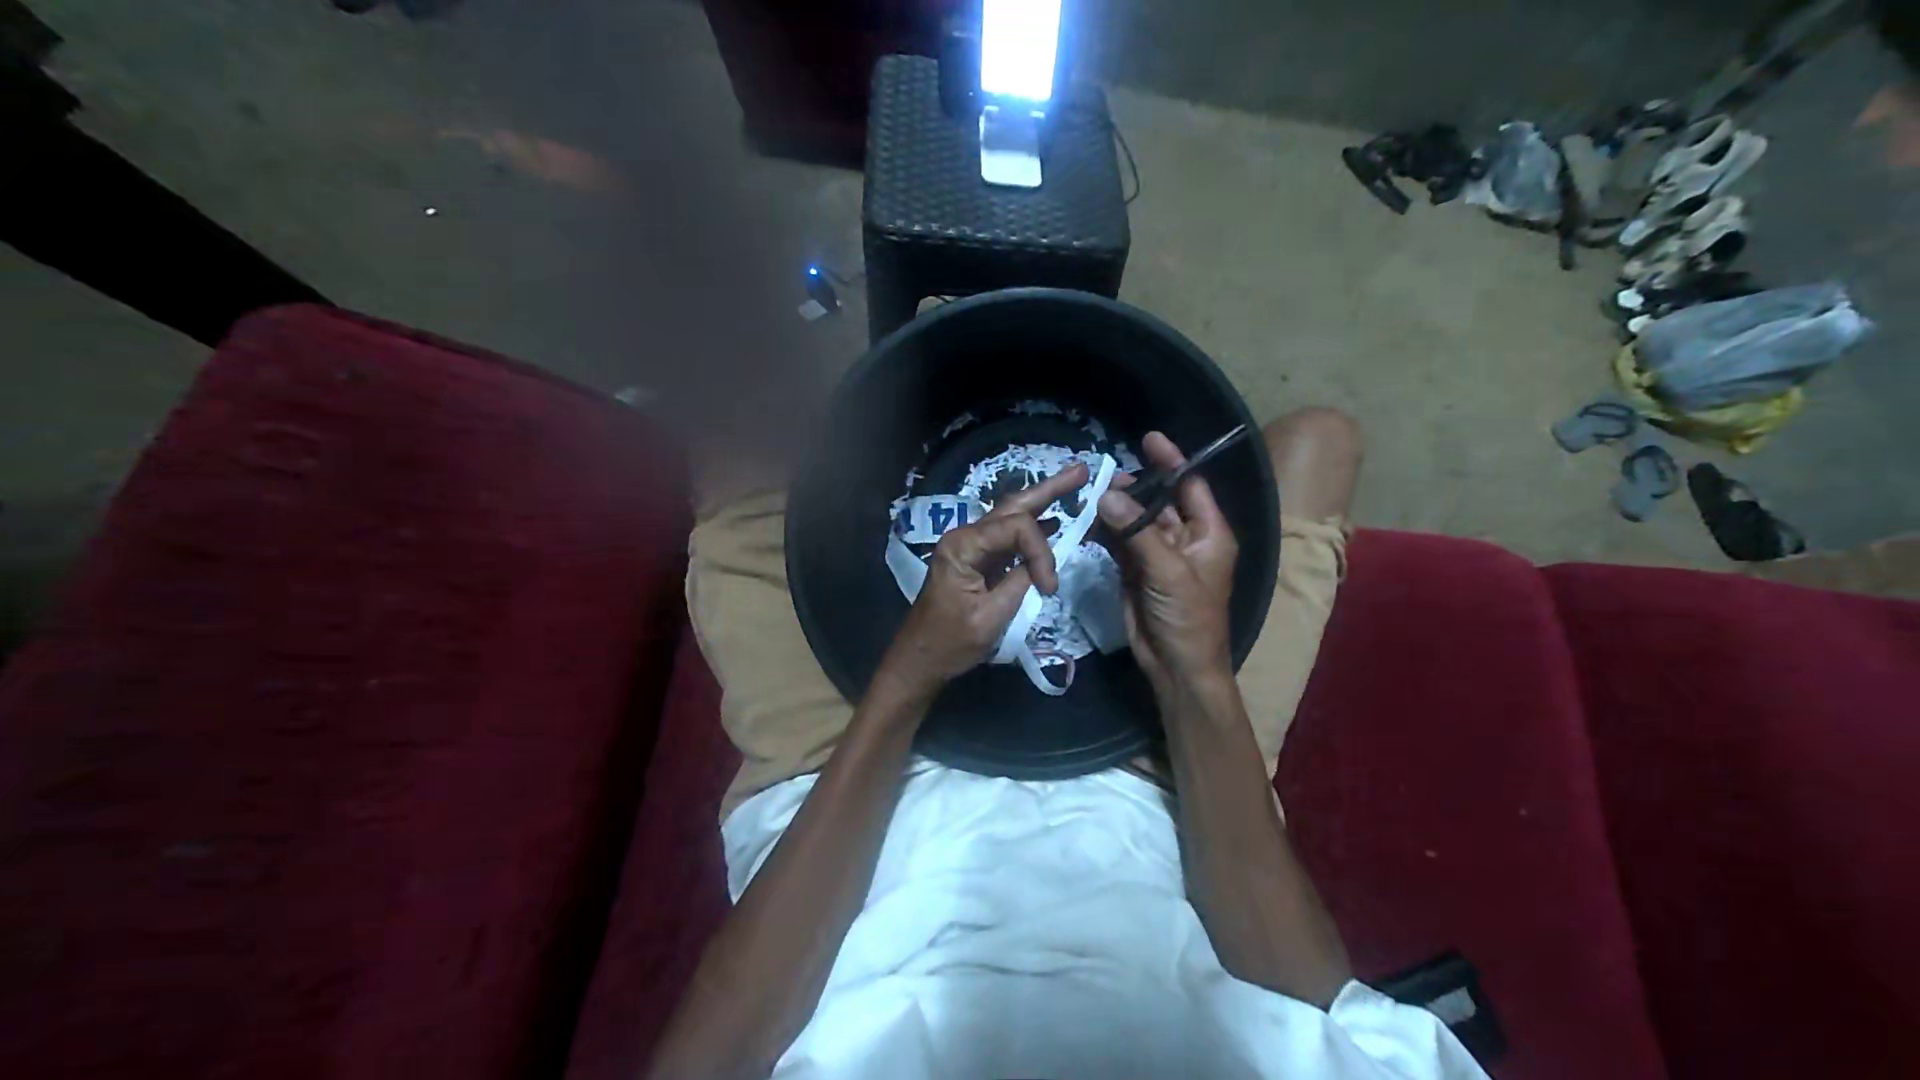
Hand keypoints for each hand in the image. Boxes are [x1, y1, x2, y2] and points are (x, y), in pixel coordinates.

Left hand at [876, 462, 1091, 698]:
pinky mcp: (979, 560)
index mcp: (963, 545)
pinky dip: (1034, 529)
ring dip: (1044, 502)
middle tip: (1082, 471)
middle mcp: (966, 536)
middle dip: (1049, 489)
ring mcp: (971, 546)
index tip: (1049, 588)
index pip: (1015, 527)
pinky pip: (1009, 537)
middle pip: (1013, 506)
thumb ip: (1020, 582)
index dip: (1041, 552)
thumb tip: (1044, 562)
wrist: (921, 659)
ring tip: (1075, 484)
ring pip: (1012, 517)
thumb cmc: (950, 642)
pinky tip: (1055, 520)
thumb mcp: (991, 616)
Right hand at [1096, 431, 1238, 697]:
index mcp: (1207, 533)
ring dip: (1114, 508)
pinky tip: (1086, 521)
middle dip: (1133, 487)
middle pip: (1157, 501)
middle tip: (1103, 473)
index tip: (1148, 438)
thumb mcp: (1168, 572)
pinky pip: (1118, 542)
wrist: (1176, 666)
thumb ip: (1137, 532)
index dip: (1171, 462)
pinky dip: (1104, 531)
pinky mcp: (1135, 570)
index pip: (1190, 486)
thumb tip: (1107, 494)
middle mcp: (1184, 538)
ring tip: (1089, 494)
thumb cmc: (1189, 617)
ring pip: (1133, 521)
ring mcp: (1157, 555)